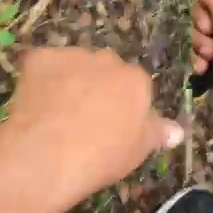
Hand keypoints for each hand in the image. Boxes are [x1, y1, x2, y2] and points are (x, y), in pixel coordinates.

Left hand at [0, 47, 181, 198]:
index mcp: (135, 80)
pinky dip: (40, 79)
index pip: (135, 84)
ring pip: (74, 64)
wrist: (47, 154)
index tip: (112, 124)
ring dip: (69, 80)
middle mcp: (107, 60)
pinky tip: (35, 104)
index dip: (123, 105)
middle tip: (84, 118)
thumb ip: (157, 133)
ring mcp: (72, 56)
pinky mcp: (39, 58)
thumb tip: (177, 130)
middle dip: (97, 87)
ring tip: (56, 113)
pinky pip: (43, 64)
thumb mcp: (138, 151)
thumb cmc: (101, 157)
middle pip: (105, 69)